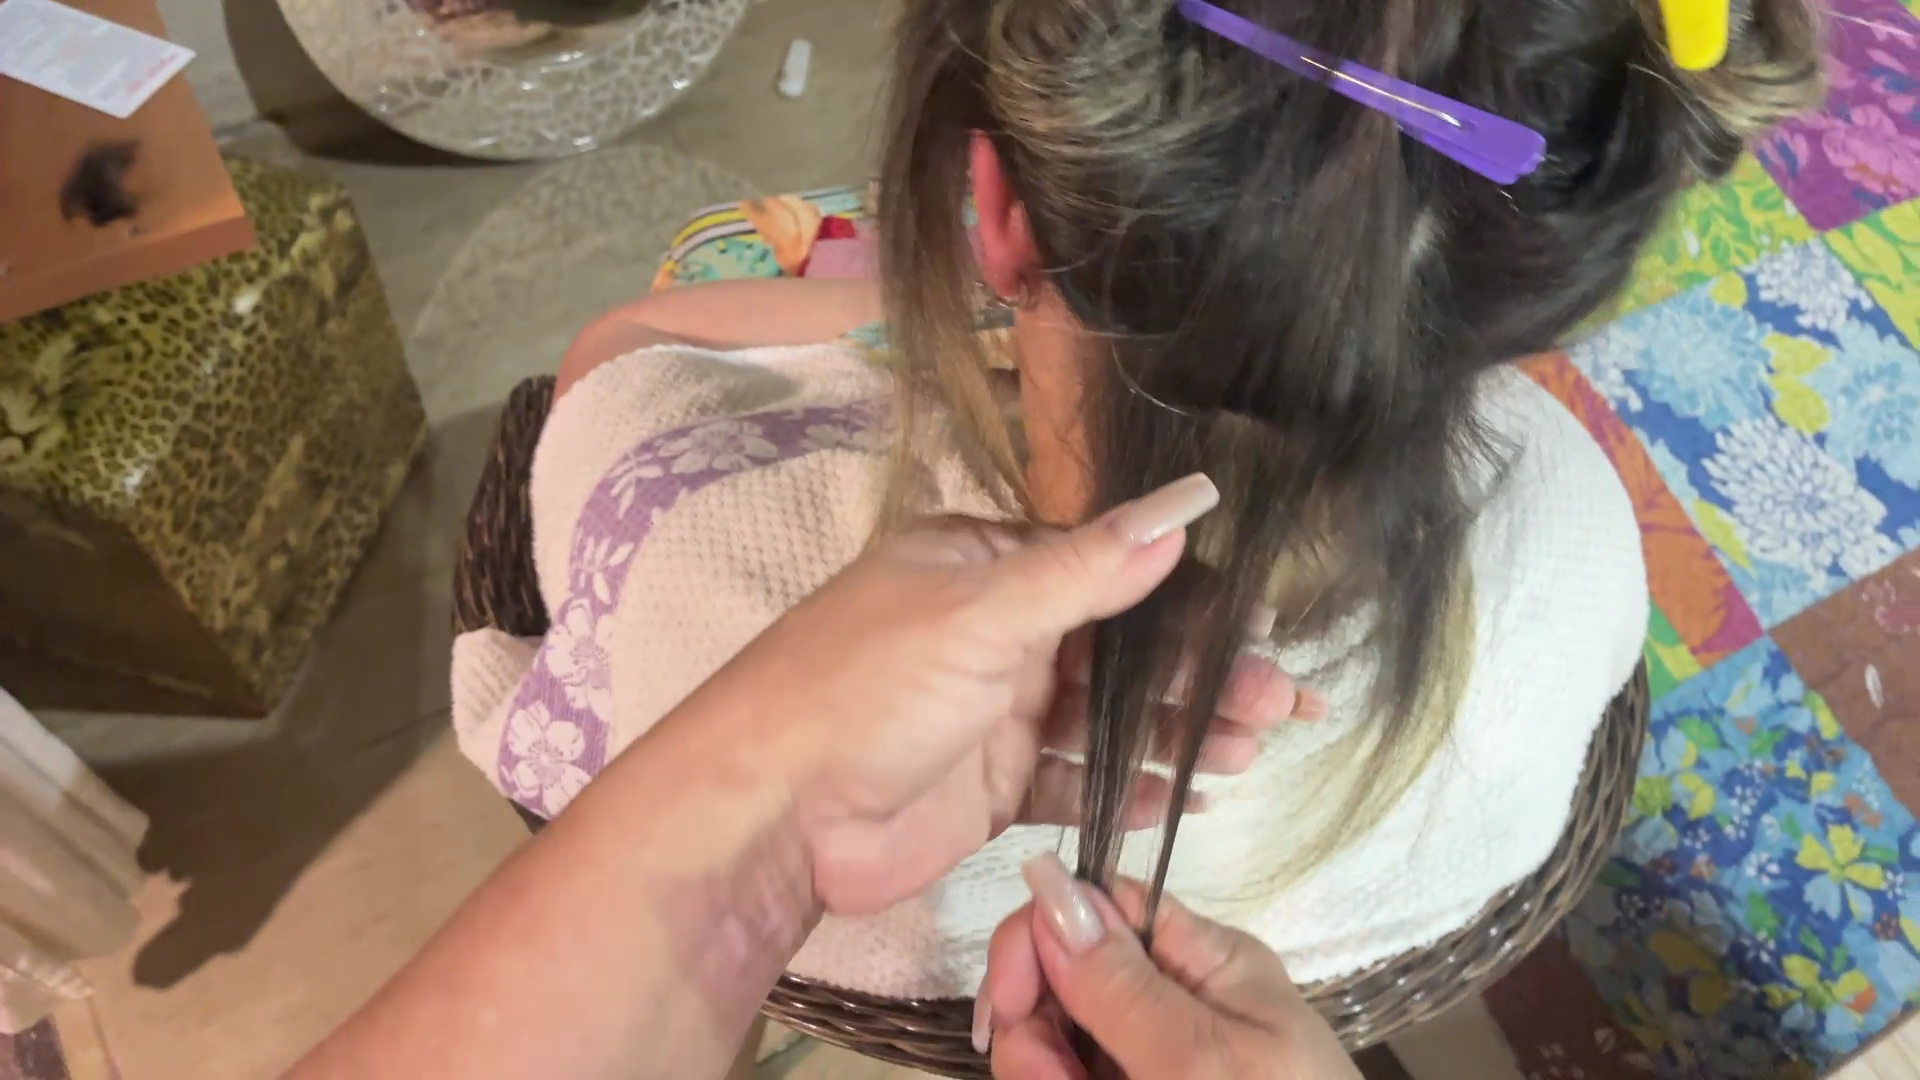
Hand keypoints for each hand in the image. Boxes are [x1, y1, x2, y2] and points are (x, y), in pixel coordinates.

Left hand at [695, 474, 1306, 915]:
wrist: (772, 810)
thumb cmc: (870, 685)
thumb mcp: (980, 613)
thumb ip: (1086, 568)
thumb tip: (1192, 501)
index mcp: (986, 568)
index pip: (1106, 571)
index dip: (1184, 598)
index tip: (1261, 626)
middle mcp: (996, 632)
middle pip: (1116, 649)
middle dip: (1197, 674)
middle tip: (1281, 700)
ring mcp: (995, 712)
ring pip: (1103, 719)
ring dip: (1173, 733)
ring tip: (1248, 749)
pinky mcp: (991, 783)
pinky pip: (1070, 780)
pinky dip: (1119, 788)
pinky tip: (1176, 799)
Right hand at [980, 854, 1361, 1079]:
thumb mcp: (1205, 1067)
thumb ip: (1121, 983)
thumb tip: (1045, 877)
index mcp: (1206, 962)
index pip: (1104, 903)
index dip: (1041, 933)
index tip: (1006, 998)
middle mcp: (1177, 999)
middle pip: (1070, 972)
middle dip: (1036, 1022)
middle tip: (1042, 1079)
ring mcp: (1155, 1057)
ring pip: (1062, 1034)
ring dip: (1041, 1068)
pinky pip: (1076, 1073)